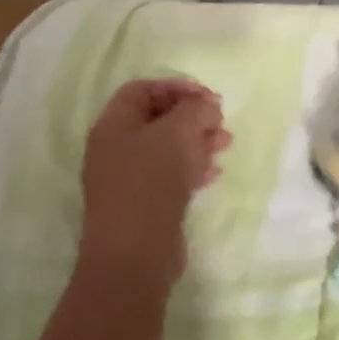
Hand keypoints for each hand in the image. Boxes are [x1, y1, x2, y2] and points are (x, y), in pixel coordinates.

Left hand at [79, 78, 232, 272]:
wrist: (135, 252)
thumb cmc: (151, 182)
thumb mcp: (178, 133)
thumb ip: (195, 109)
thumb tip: (206, 105)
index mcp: (113, 125)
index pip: (142, 90)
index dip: (176, 87)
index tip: (208, 97)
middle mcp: (115, 148)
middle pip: (157, 118)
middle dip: (192, 116)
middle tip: (220, 122)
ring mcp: (127, 178)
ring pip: (167, 147)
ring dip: (197, 141)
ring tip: (225, 145)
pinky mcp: (143, 202)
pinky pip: (169, 174)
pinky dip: (192, 168)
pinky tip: (212, 174)